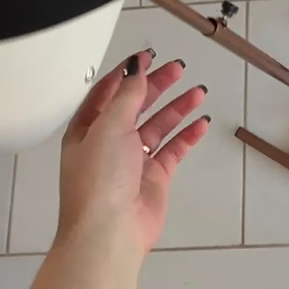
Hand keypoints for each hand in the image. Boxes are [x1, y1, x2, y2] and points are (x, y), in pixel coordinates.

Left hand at [56, 50, 210, 257]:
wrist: (110, 231)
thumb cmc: (99, 182)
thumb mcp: (109, 127)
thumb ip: (127, 94)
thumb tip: (136, 67)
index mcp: (88, 129)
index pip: (108, 91)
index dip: (128, 72)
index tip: (148, 56)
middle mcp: (109, 142)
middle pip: (136, 105)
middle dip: (157, 85)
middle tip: (178, 69)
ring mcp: (133, 160)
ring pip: (159, 125)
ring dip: (177, 107)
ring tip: (198, 92)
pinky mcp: (154, 176)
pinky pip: (174, 149)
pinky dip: (187, 135)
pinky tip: (200, 123)